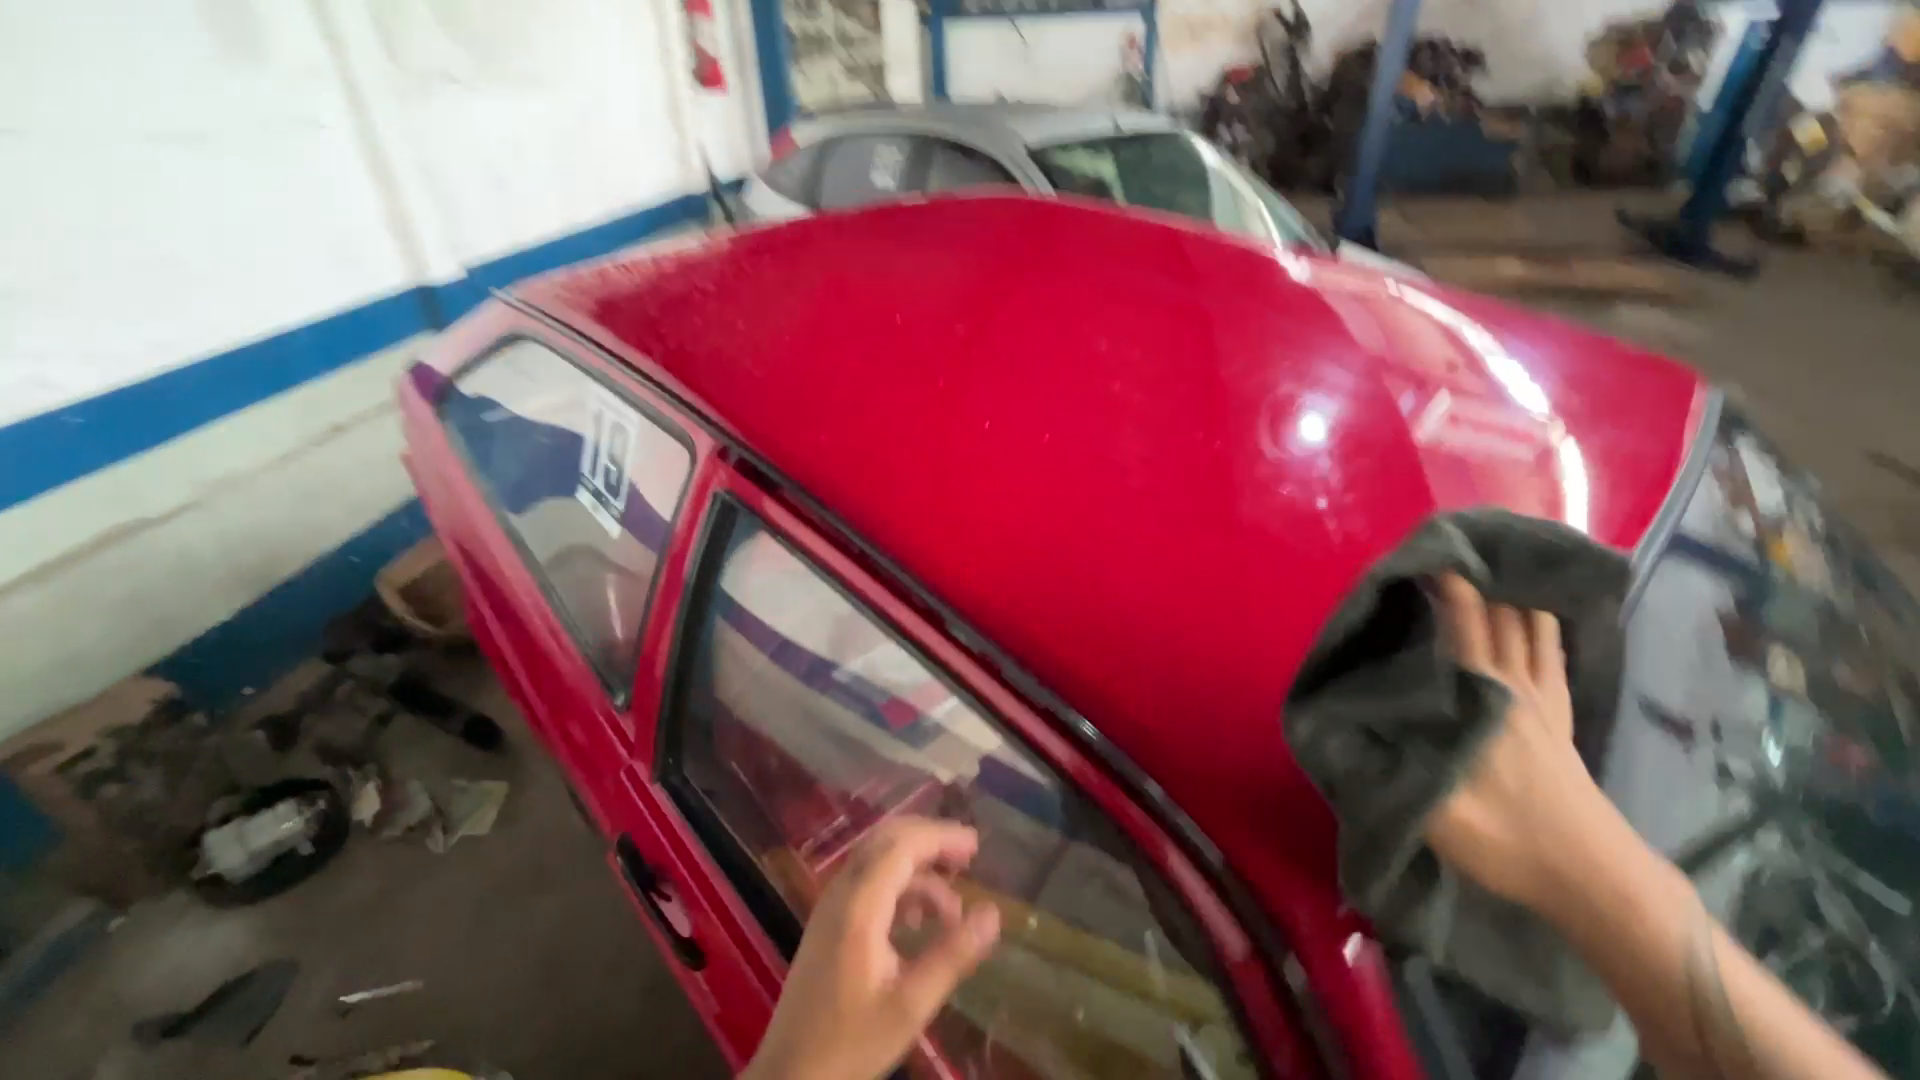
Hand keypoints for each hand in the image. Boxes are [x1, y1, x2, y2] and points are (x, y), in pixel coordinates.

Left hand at [742, 817, 1001, 1079]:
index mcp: (859, 906)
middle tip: (969, 857)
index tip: (977, 847)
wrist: (790, 1074)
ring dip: (917, 869)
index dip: (941, 836)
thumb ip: (953, 955)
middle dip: (930, 840)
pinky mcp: (828, 924)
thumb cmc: (851, 1041)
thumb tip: (994, 913)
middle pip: (886, 841)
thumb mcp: (910, 1005)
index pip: (901, 846)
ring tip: (953, 909)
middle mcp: (840, 894)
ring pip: (876, 861)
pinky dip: (900, 887)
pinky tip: (920, 921)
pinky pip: (867, 883)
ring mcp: (830, 907)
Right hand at [1423, 575, 1620, 912]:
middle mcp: (1513, 685)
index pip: (1464, 623)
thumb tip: (1345, 722)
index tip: (1422, 554)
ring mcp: (1543, 700)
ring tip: (1490, 565)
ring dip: (1510, 592)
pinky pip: (1552, 654)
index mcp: (1481, 696)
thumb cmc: (1507, 839)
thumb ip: (1391, 761)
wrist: (1592, 877)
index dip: (1446, 584)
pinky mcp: (1561, 719)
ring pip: (1531, 627)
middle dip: (1474, 577)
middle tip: (1447, 550)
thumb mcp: (1435, 810)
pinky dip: (1543, 624)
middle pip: (1498, 614)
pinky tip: (1537, 612)